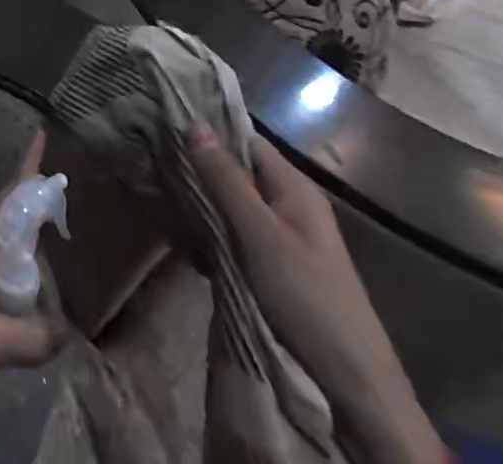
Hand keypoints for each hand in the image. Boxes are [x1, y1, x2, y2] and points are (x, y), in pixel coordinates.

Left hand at [0, 130, 71, 393]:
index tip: (45, 135)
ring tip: (59, 283)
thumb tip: (68, 332)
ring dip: (29, 256)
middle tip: (78, 241)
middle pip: (15, 219)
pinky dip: (11, 273)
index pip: (14, 192)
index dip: (32, 165)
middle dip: (44, 223)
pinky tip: (22, 303)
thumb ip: (37, 338)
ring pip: (3, 244)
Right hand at [191, 131, 447, 463]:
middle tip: (153, 163)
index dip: (210, 131)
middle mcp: (290, 204)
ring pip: (231, 204)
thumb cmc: (305, 294)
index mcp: (294, 188)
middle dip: (199, 169)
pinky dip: (210, 234)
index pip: (247, 141)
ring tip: (160, 198)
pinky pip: (234, 234)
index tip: (165, 125)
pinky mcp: (272, 264)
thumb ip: (227, 180)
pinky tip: (184, 241)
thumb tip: (196, 124)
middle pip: (237, 172)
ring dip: (201, 204)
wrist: (349, 378)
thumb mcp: (259, 232)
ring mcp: (282, 236)